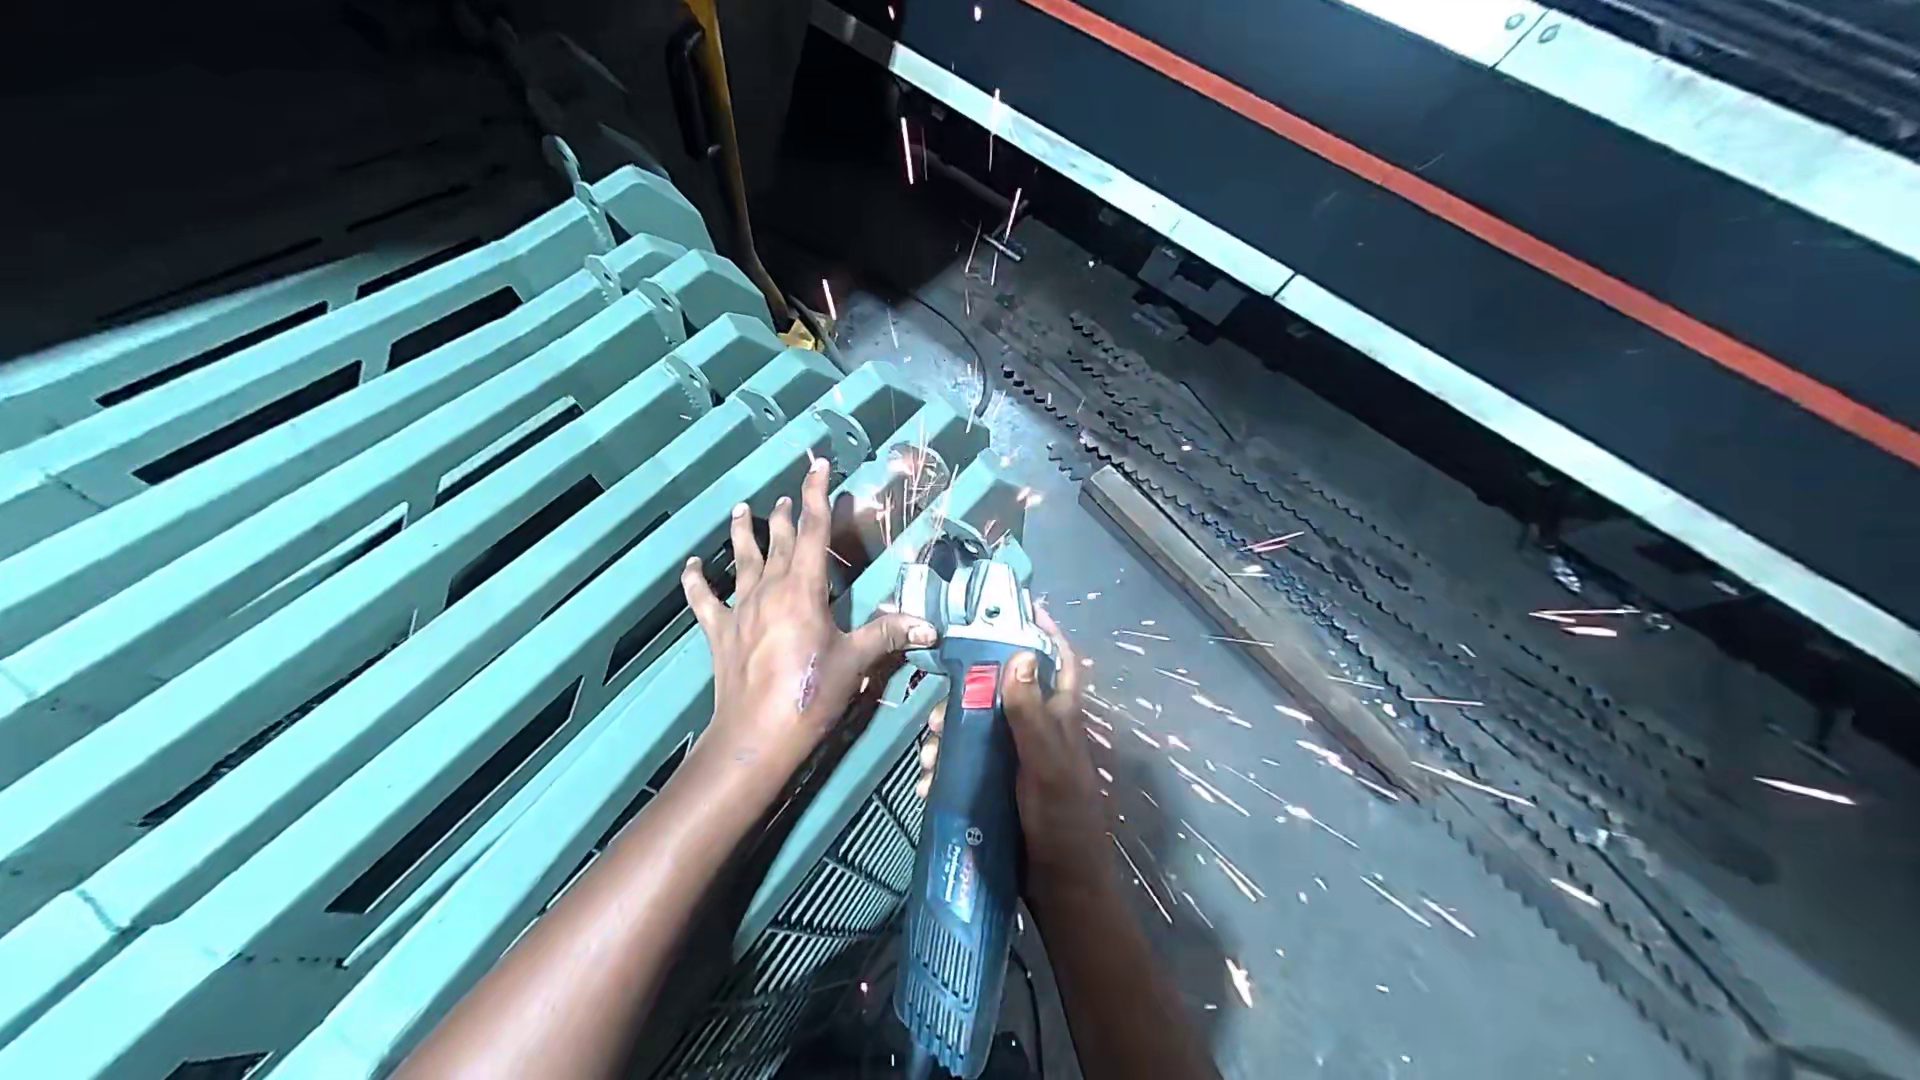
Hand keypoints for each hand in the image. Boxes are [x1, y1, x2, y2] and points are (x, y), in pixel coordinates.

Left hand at [682, 457, 937, 769]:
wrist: (758, 734)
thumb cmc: (811, 692)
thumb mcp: (856, 661)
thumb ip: (889, 635)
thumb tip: (931, 626)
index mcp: (804, 589)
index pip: (814, 531)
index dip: (817, 495)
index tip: (817, 465)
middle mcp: (770, 589)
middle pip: (780, 542)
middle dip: (788, 515)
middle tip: (789, 495)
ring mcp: (741, 609)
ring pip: (743, 561)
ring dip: (745, 534)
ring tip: (744, 509)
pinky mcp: (720, 632)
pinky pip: (705, 600)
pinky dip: (697, 582)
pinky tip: (693, 566)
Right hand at [917, 609, 1106, 878]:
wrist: (1059, 885)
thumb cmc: (1062, 818)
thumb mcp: (1047, 763)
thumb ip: (1032, 713)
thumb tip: (1019, 654)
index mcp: (1061, 716)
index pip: (1058, 661)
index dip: (1046, 632)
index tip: (1020, 608)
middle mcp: (1041, 728)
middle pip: (1004, 691)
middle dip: (969, 695)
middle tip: (939, 712)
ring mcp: (1019, 756)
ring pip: (979, 727)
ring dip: (951, 736)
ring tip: (932, 756)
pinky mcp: (1000, 781)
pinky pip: (969, 761)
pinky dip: (948, 766)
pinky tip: (931, 782)